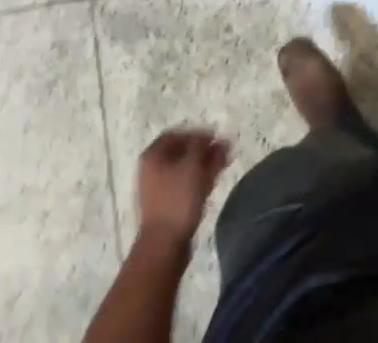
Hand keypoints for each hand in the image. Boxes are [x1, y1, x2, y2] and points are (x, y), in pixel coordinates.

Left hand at [136, 127, 230, 245]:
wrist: (164, 244)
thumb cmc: (177, 199)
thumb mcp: (191, 166)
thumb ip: (202, 146)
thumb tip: (211, 134)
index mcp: (153, 155)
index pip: (175, 134)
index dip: (196, 133)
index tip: (215, 137)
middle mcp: (153, 168)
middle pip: (181, 152)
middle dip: (203, 149)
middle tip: (224, 150)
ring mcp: (160, 188)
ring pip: (185, 169)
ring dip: (204, 163)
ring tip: (224, 163)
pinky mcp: (168, 204)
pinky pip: (185, 185)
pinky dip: (200, 179)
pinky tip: (214, 180)